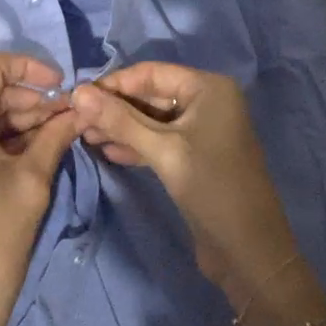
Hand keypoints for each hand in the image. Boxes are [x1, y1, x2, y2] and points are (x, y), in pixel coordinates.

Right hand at [70, 62, 303, 303]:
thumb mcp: (162, 150)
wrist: (249, 252)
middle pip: (151, 94)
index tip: (76, 97)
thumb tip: (77, 92)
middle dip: (114, 107)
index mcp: (208, 88)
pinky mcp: (195, 156)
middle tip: (76, 120)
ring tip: (84, 136)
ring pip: (152, 119)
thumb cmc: (211, 189)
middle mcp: (207, 101)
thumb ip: (119, 120)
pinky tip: (107, 150)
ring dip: (120, 127)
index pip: (150, 73)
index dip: (112, 83)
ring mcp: (203, 130)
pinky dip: (135, 144)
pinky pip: (160, 140)